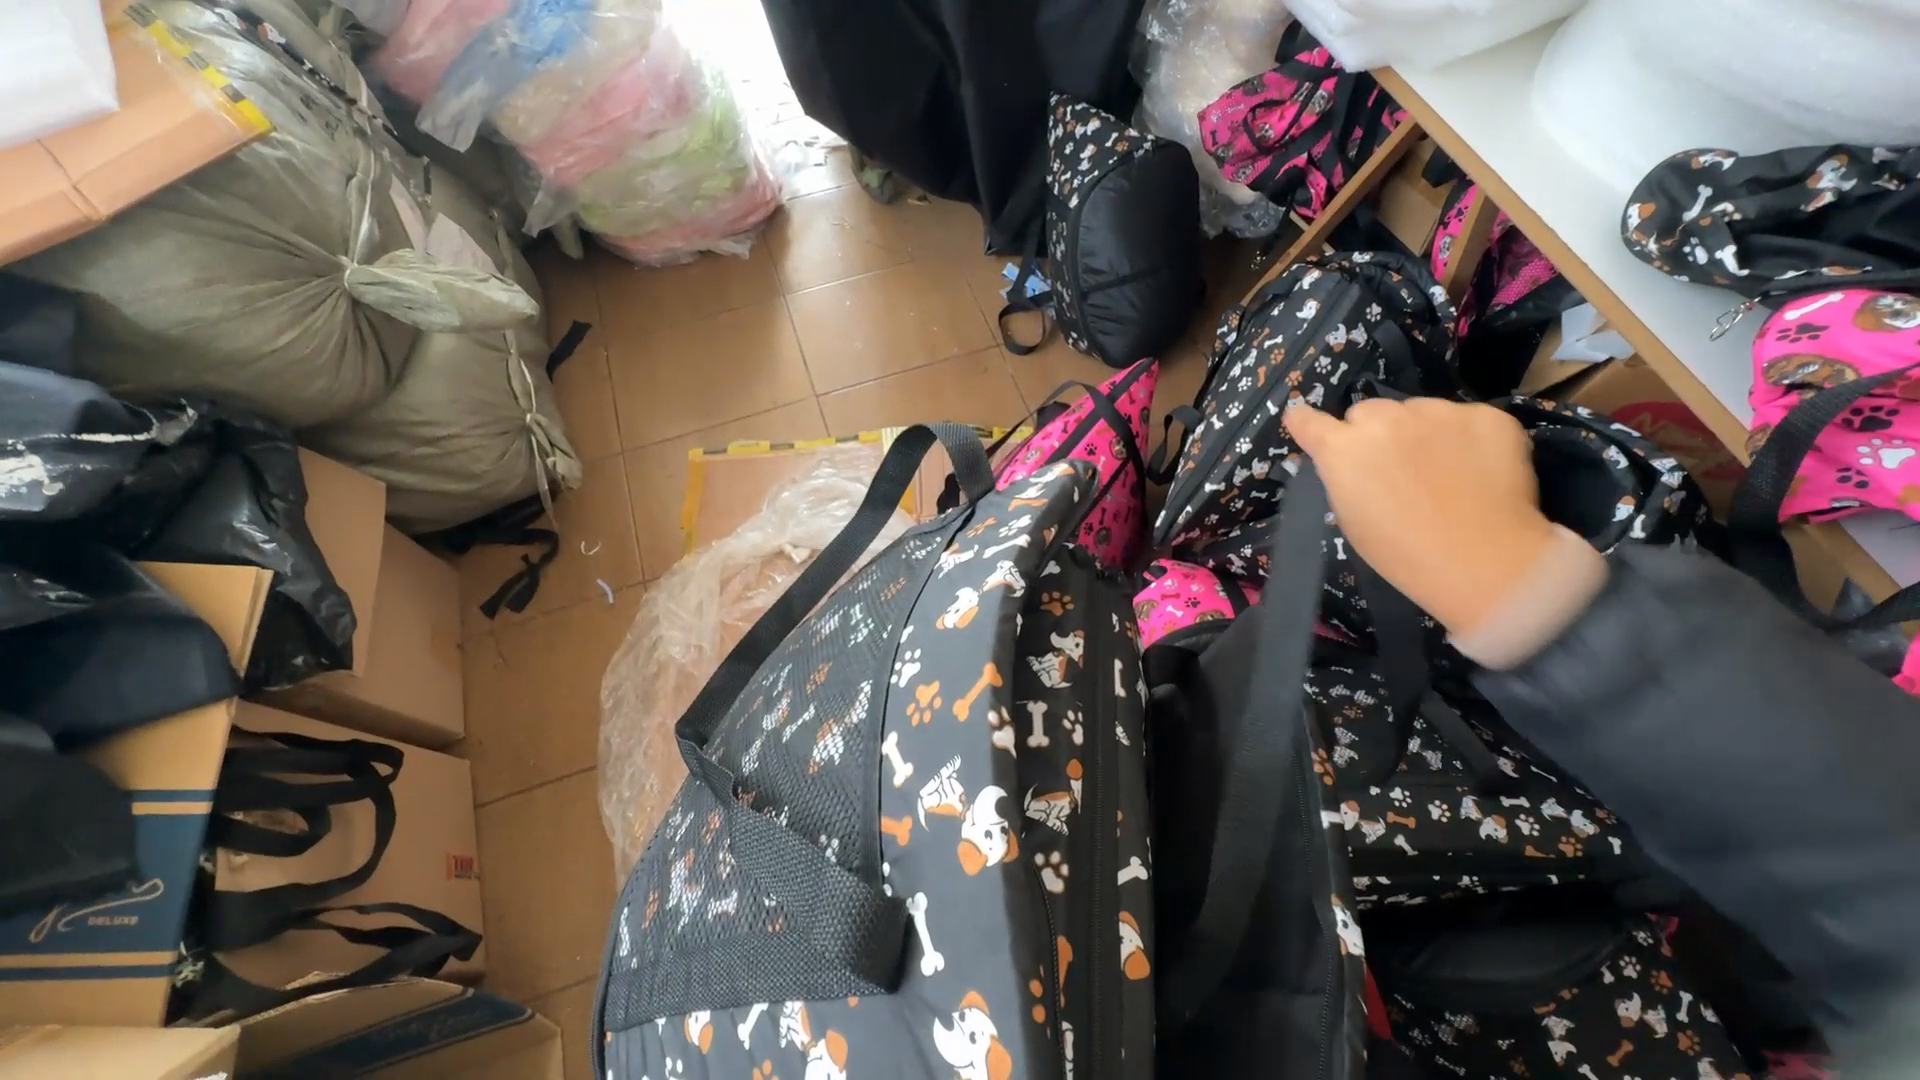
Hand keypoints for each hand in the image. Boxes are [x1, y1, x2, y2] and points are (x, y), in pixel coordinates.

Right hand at [1285, 397, 1557, 638]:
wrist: (1482, 560)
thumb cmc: (1401, 551)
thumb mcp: (1350, 515)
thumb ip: (1343, 475)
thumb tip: (1351, 461)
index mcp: (1342, 448)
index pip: (1305, 419)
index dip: (1308, 424)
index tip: (1314, 430)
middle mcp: (1384, 418)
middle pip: (1367, 411)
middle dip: (1374, 433)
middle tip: (1394, 468)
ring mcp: (1437, 411)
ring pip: (1418, 411)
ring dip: (1422, 432)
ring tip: (1443, 471)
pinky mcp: (1485, 414)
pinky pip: (1465, 419)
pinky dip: (1467, 438)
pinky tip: (1478, 469)